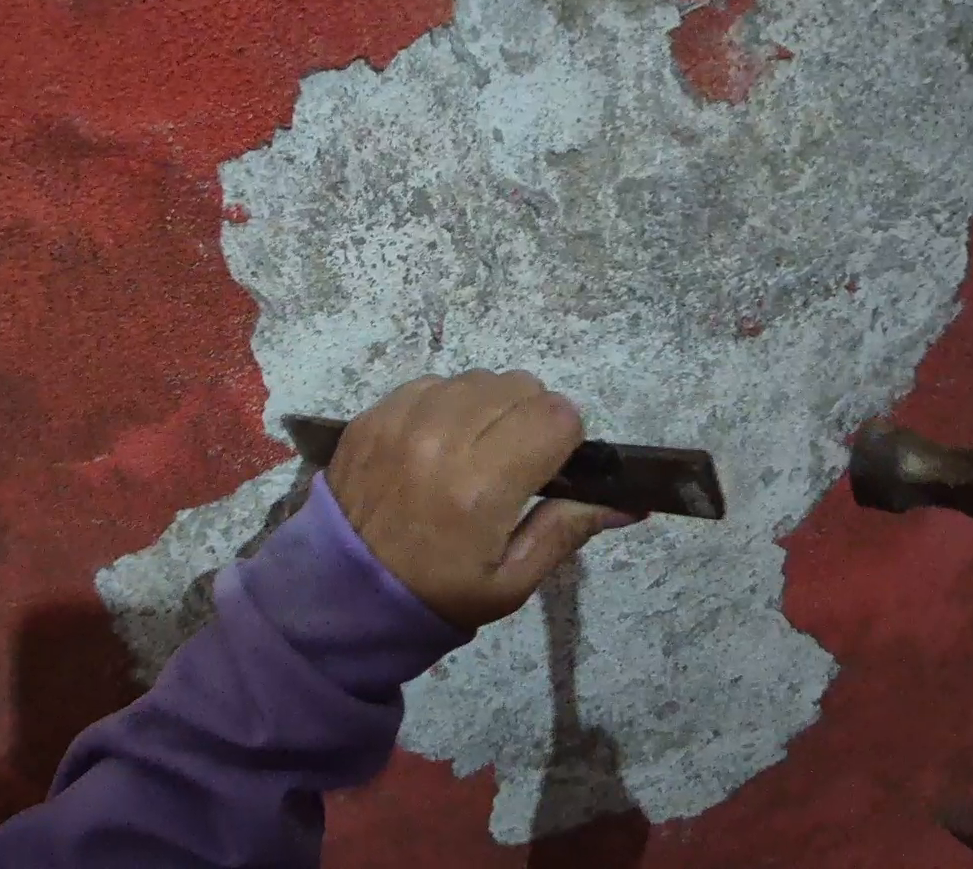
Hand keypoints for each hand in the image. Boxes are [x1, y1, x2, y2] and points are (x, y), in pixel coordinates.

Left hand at [325, 370, 636, 628]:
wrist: (342, 590)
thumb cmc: (436, 594)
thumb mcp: (511, 581)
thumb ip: (568, 530)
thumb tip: (630, 503)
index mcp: (481, 486)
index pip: (557, 416)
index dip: (565, 439)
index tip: (549, 467)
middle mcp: (442, 439)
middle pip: (521, 386)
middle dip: (531, 418)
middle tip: (513, 460)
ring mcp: (402, 418)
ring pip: (479, 378)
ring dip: (490, 406)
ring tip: (473, 450)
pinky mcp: (374, 412)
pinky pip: (434, 382)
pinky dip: (448, 404)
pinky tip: (436, 443)